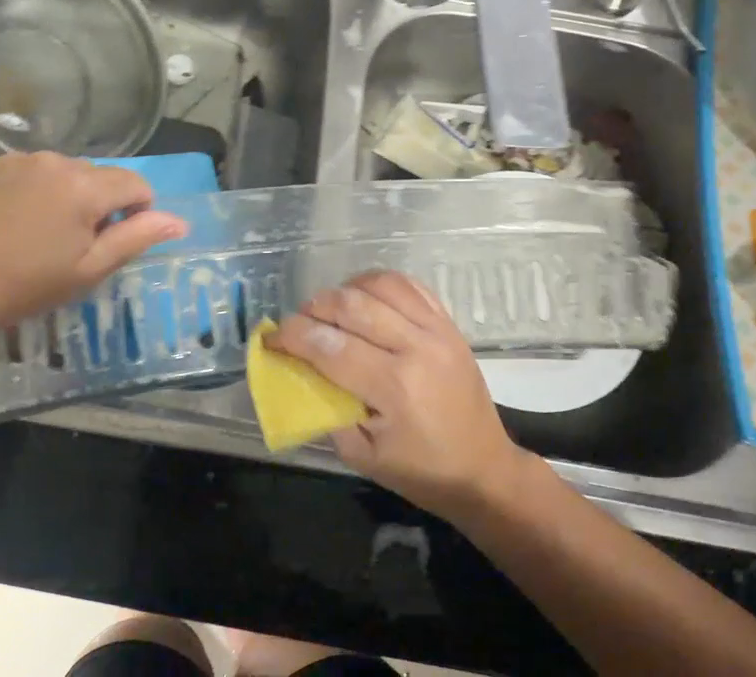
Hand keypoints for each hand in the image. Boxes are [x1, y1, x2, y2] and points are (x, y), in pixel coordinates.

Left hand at [0, 152, 187, 358]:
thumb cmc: (27, 286)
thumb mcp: (89, 270)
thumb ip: (136, 238)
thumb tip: (179, 221)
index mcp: (84, 185)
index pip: (135, 184)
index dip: (136, 212)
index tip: (111, 242)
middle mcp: (53, 161)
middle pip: (96, 176)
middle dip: (96, 204)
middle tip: (71, 245)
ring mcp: (15, 160)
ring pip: (59, 172)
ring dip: (61, 195)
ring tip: (36, 235)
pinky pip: (24, 172)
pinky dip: (28, 191)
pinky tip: (9, 223)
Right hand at [267, 271, 530, 519]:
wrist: (485, 470)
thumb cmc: (421, 471)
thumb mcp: (362, 455)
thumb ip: (327, 410)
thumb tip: (298, 374)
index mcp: (394, 387)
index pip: (329, 345)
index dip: (291, 337)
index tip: (271, 339)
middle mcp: (416, 348)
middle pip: (350, 305)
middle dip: (312, 309)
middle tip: (297, 325)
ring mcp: (437, 331)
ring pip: (379, 285)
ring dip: (344, 290)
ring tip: (329, 310)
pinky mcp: (449, 325)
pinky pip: (409, 286)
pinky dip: (378, 284)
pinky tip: (363, 298)